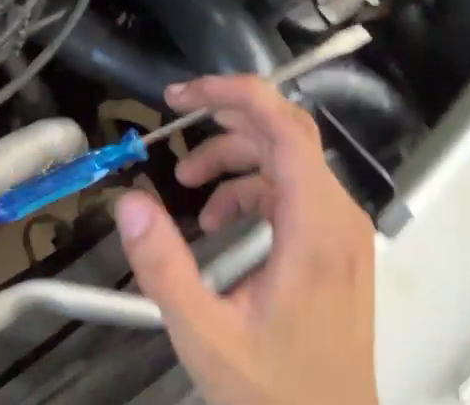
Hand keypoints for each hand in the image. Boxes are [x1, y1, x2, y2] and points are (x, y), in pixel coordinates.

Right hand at [114, 75, 378, 404]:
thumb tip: (129, 201)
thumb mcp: (204, 333)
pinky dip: (249, 188)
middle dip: (225, 115)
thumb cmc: (273, 391)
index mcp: (317, 227)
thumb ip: (163, 265)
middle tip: (175, 113)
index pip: (284, 127)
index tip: (181, 95)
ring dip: (233, 155)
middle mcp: (338, 217)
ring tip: (186, 178)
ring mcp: (340, 232)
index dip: (233, 94)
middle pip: (285, 132)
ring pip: (286, 159)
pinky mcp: (333, 248)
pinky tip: (214, 219)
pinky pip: (290, 192)